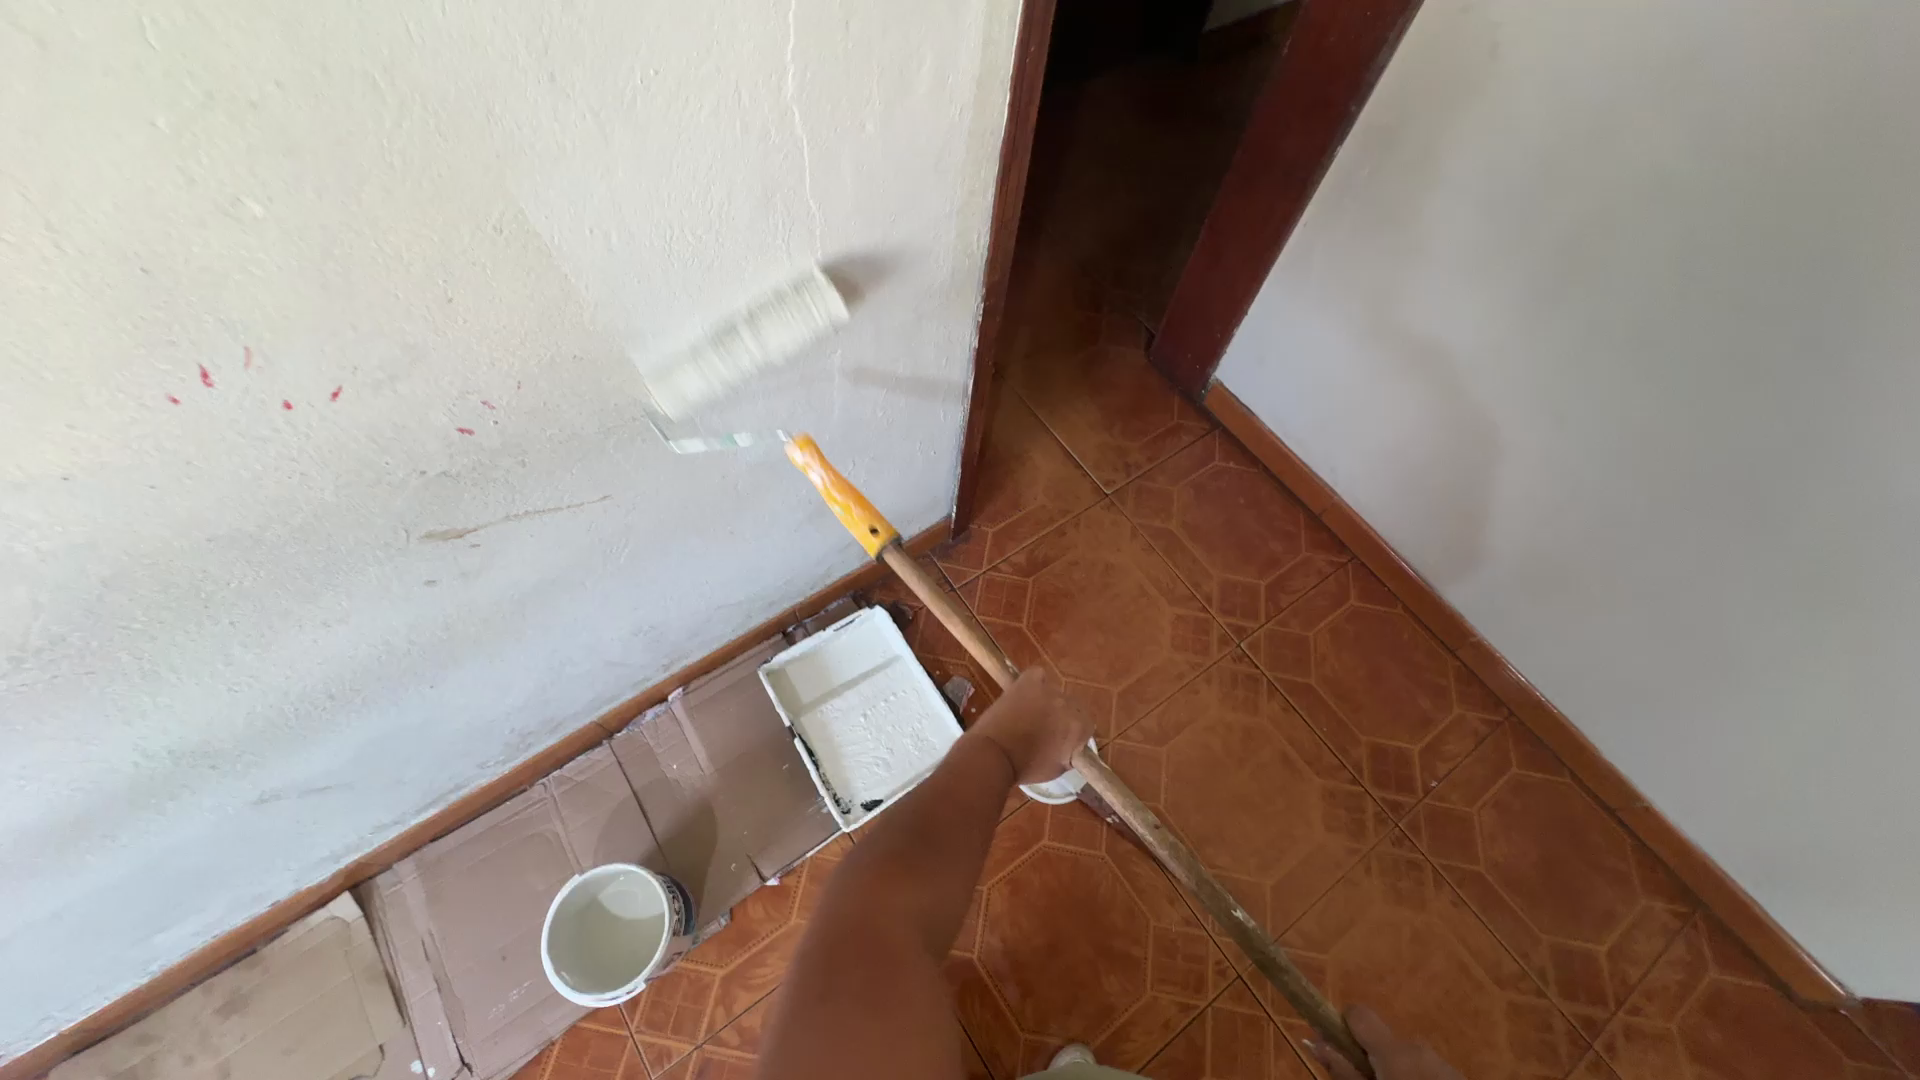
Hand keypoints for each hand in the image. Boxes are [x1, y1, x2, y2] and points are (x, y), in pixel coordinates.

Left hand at [969, 669, 1093, 784]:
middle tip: (1044, 730)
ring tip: (1029, 714)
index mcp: (1078, 727)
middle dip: (1060, 718)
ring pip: (1054, 693)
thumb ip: (1069, 754)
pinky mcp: (1028, 681)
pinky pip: (1038, 675)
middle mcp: (1068, 705)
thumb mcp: (1057, 769)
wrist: (994, 754)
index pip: (1087, 725)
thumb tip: (1069, 748)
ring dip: (1046, 702)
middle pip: (1071, 707)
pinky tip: (1027, 693)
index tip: (1061, 741)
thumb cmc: (1026, 767)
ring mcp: (1048, 690)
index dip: (1073, 733)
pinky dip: (1035, 682)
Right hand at [1310, 1006, 1463, 1079]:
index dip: (1344, 1028)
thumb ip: (1343, 1071)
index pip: (1357, 1013)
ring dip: (1396, 1075)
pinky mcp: (1458, 1079)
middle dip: (1371, 1062)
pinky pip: (1427, 1073)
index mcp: (1393, 1051)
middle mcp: (1418, 1049)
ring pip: (1406, 1060)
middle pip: (1382, 1042)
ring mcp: (1444, 1065)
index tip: (1340, 1052)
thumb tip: (1314, 1041)